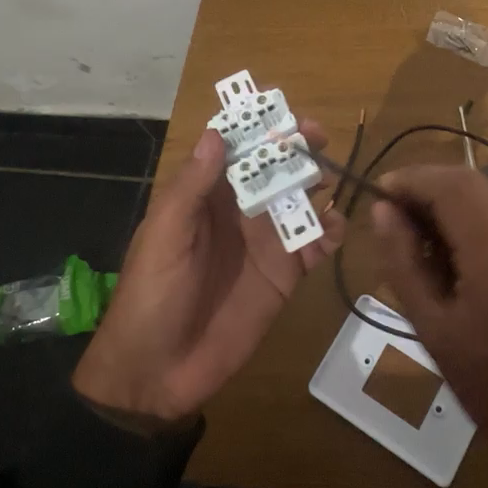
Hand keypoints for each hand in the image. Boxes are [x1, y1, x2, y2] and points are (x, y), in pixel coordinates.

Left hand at [72, 122, 344, 423]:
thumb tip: (216, 133)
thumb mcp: (164, 237)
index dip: (258, 128)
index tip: (283, 115)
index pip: (236, 149)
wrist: (157, 373)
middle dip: (297, 149)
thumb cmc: (152, 296)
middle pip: (275, 168)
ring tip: (331, 180)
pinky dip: (331, 231)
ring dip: (318, 184)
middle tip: (319, 139)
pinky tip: (336, 229)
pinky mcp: (286, 274)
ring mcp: (266, 241)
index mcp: (205, 197)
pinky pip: (316, 243)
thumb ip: (192, 188)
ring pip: (301, 199)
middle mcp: (239, 211)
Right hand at [371, 166, 487, 487]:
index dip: (411, 179)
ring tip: (429, 240)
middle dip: (431, 188)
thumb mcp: (434, 329)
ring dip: (459, 202)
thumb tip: (382, 212)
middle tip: (397, 217)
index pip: (449, 183)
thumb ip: (403, 262)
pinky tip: (470, 255)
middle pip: (473, 182)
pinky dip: (487, 219)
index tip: (380, 193)